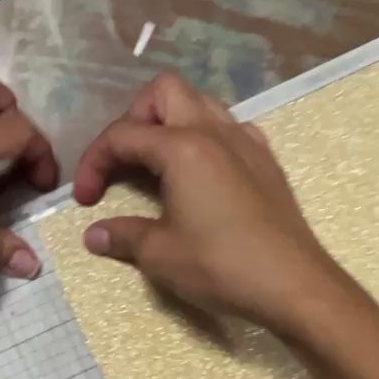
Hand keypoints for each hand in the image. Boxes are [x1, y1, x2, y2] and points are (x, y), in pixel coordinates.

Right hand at [73, 72, 344, 329]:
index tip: (84, 199)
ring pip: (199, 103)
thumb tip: (93, 235)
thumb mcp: (160, 254)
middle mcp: (214, 131)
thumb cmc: (221, 265)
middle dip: (133, 119)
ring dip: (168, 124)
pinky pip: (227, 128)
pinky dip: (202, 138)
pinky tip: (197, 174)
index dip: (93, 162)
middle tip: (122, 162)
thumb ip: (122, 236)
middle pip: (163, 92)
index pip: (122, 135)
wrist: (295, 286)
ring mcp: (245, 141)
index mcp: (183, 147)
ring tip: (154, 165)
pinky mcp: (265, 160)